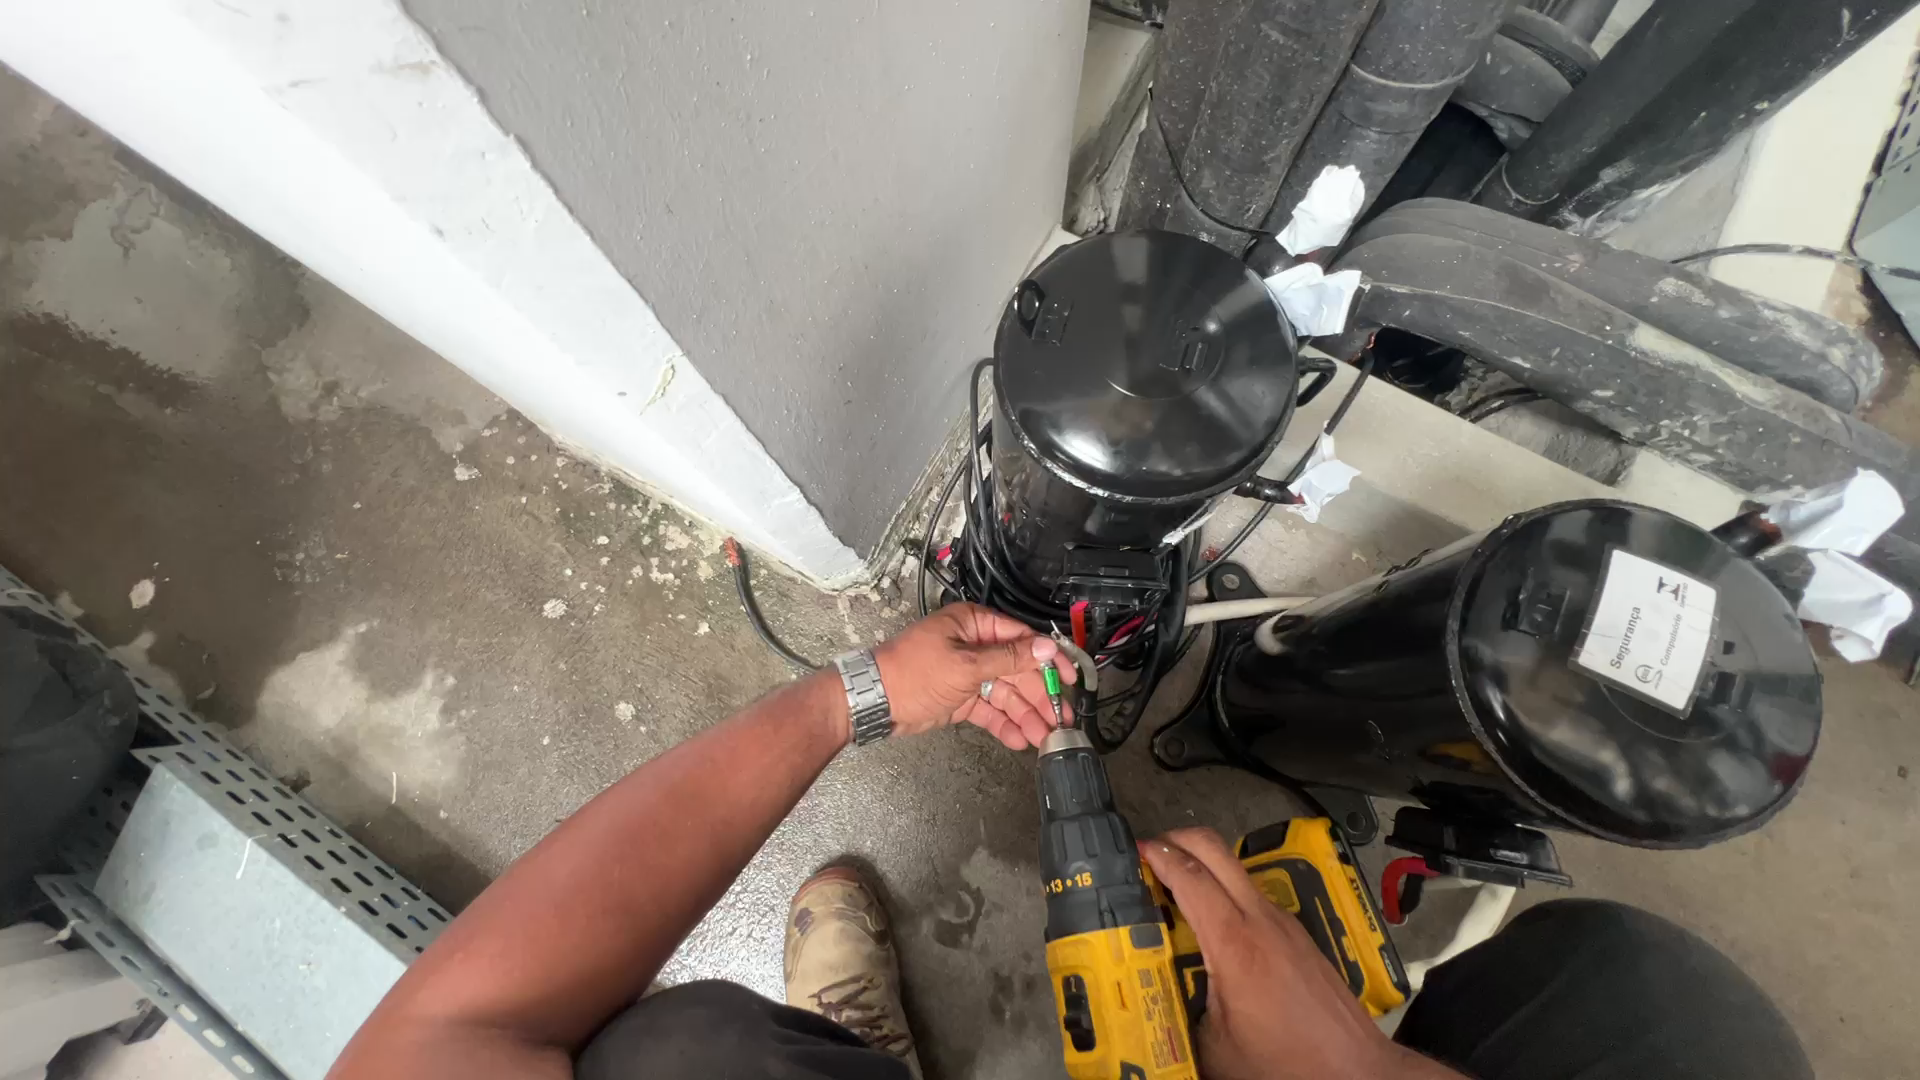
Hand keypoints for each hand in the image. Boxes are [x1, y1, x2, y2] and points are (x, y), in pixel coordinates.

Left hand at [872, 603, 1075, 747]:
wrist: (873, 701)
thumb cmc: (915, 672)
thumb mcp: (965, 665)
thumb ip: (1009, 659)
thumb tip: (1046, 647)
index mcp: (975, 625)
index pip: (1023, 639)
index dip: (1051, 660)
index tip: (1073, 679)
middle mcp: (975, 646)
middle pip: (1018, 670)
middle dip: (1040, 696)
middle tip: (1062, 719)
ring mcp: (968, 673)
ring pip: (1006, 693)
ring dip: (1025, 714)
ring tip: (1046, 737)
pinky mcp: (961, 698)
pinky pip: (989, 709)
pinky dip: (1004, 723)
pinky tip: (1021, 740)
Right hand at [1140, 828, 1413, 1079]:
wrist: (1359, 1073)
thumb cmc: (1292, 1064)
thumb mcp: (1217, 1051)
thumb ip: (1178, 1015)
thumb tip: (1152, 1005)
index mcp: (1234, 941)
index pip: (1189, 874)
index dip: (1157, 854)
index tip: (1134, 851)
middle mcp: (1259, 917)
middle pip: (1212, 846)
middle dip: (1175, 837)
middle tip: (1149, 853)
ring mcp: (1280, 919)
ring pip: (1232, 865)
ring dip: (1199, 862)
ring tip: (1172, 885)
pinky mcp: (1294, 930)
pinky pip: (1248, 891)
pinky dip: (1220, 888)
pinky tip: (1208, 920)